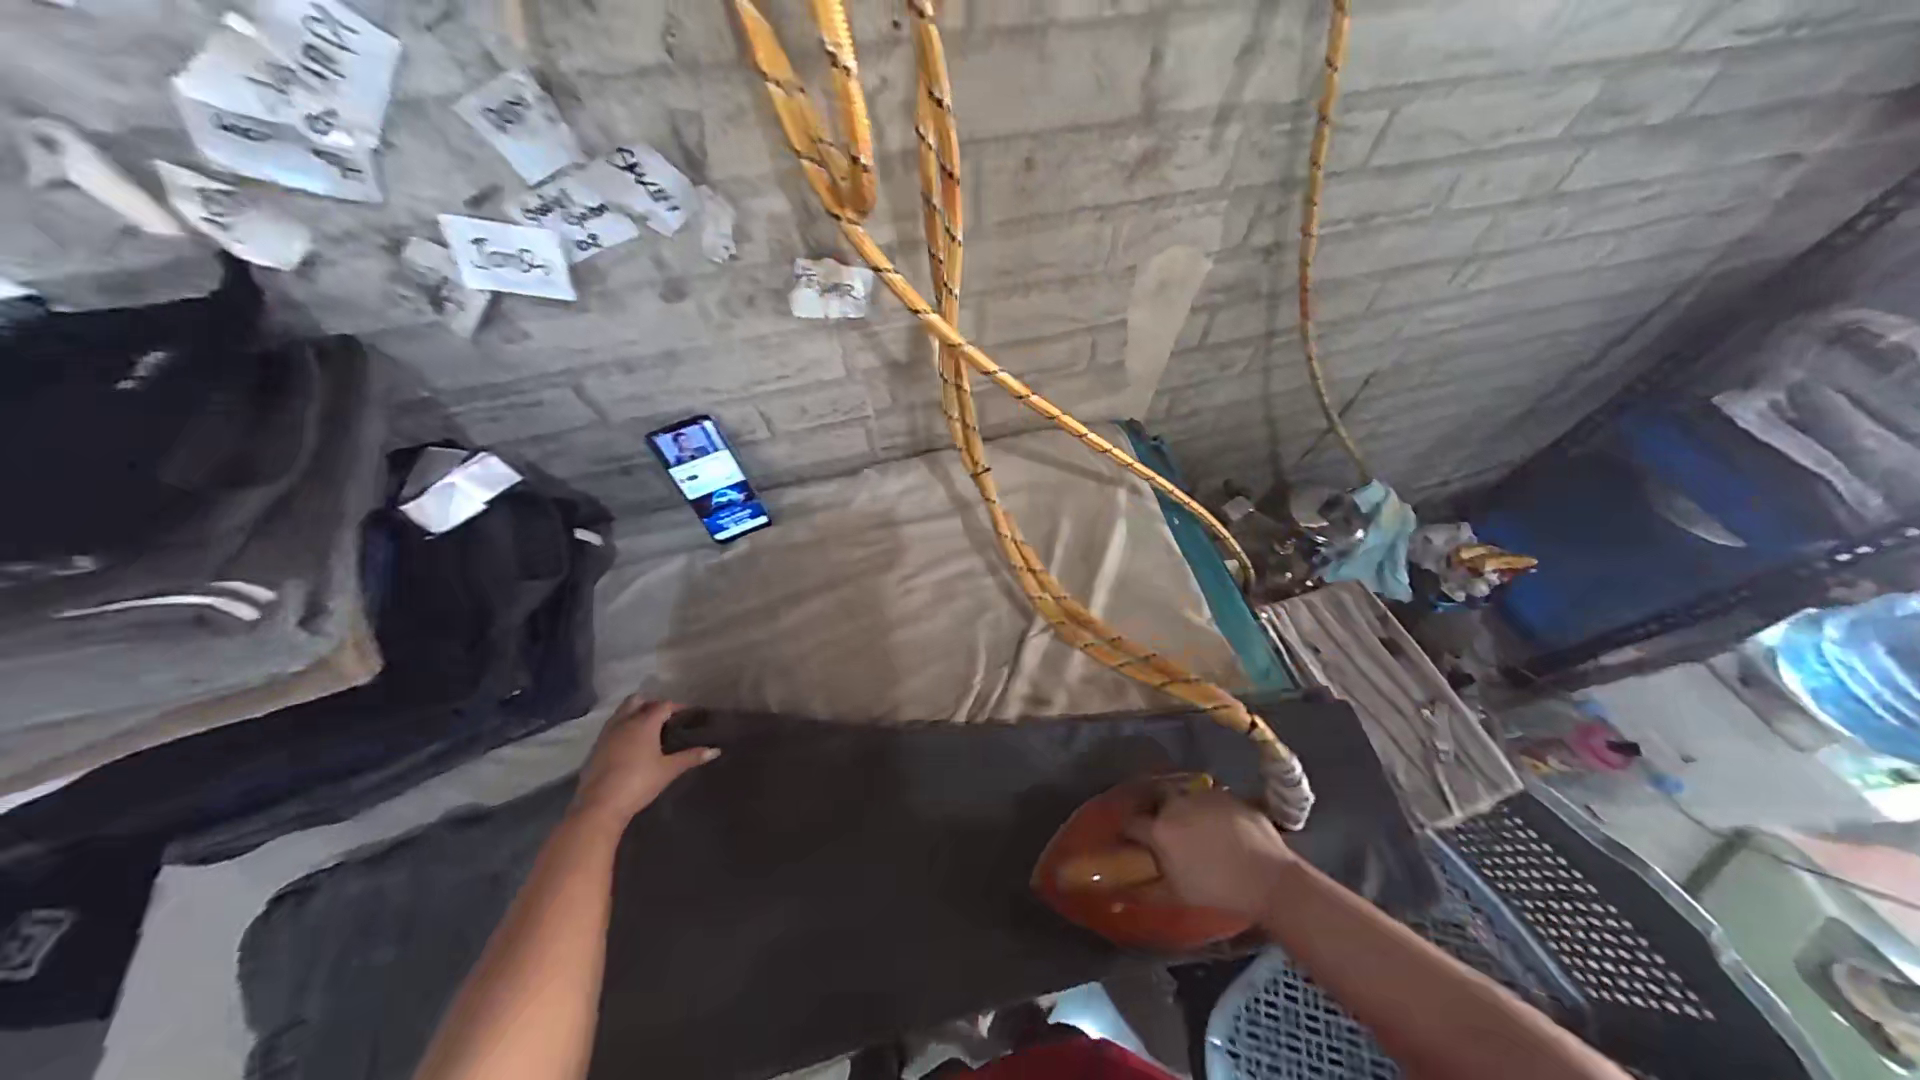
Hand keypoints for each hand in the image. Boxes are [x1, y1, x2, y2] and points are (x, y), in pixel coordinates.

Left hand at [571, 696, 718, 825]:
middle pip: (638, 700)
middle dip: (653, 704)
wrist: (599, 805)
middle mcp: (624, 721)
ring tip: (649, 729)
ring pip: (622, 712)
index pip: (664, 705)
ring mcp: (607, 733)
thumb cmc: (639, 783)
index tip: (690, 715)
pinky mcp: (596, 747)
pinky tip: (631, 744)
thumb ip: (691, 757)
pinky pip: (612, 726)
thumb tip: (716, 750)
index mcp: (644, 722)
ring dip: (636, 713)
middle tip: (666, 718)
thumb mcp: (669, 770)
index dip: (678, 707)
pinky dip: (624, 727)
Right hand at [1125, 788, 1297, 917]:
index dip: (1129, 832)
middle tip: (1162, 828)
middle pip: (1153, 799)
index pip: (1130, 823)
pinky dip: (1205, 807)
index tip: (1133, 841)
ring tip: (1191, 824)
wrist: (1270, 879)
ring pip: (1180, 794)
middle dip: (1153, 810)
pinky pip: (1206, 796)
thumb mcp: (1176, 895)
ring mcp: (1201, 795)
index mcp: (1159, 829)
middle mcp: (1174, 804)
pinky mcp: (1224, 794)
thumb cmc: (1218, 890)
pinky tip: (1215, 824)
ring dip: (1179, 806)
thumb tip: (1117, 896)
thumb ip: (1143, 892)